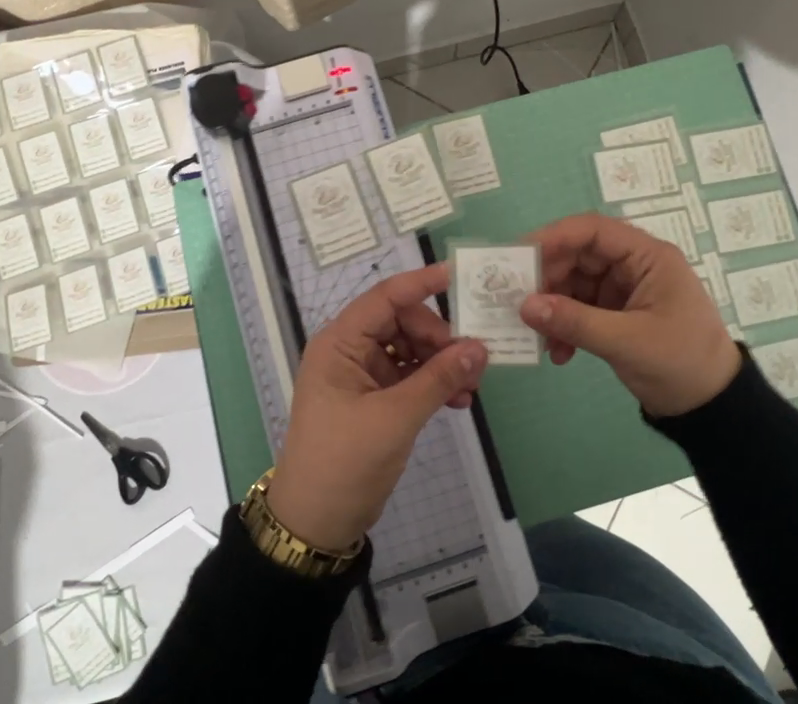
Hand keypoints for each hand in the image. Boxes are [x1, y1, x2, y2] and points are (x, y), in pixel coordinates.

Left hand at [265, 265, 488, 549]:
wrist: (317, 521)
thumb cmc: (345, 461)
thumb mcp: (395, 418)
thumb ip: (439, 379)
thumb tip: (480, 347)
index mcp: (340, 344)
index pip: (385, 298)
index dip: (421, 283)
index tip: (459, 276)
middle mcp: (349, 351)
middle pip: (402, 322)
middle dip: (439, 337)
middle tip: (471, 360)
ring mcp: (362, 376)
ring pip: (410, 349)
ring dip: (441, 362)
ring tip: (472, 385)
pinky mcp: (375, 400)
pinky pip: (410, 376)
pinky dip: (434, 383)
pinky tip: (460, 400)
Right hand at [521, 213, 740, 416]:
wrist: (710, 406)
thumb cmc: (680, 362)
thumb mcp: (627, 342)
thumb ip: (575, 321)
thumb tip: (525, 305)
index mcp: (647, 257)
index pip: (593, 231)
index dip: (554, 237)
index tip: (519, 256)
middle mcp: (633, 266)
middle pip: (578, 256)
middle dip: (547, 279)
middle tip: (517, 301)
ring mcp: (623, 290)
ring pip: (574, 284)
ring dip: (553, 308)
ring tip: (536, 335)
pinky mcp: (616, 315)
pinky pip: (579, 309)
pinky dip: (564, 327)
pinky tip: (557, 353)